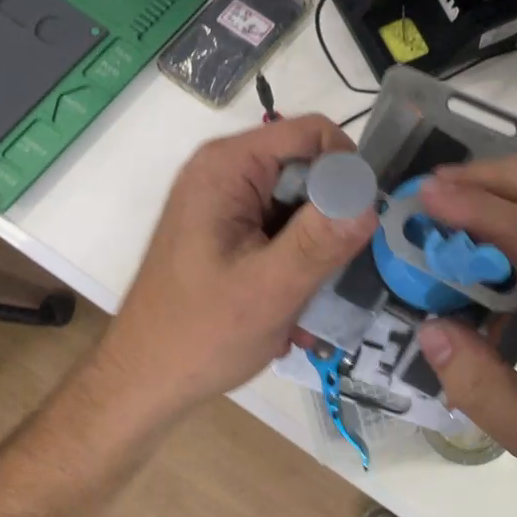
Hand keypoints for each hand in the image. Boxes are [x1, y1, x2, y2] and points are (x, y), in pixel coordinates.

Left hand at [95, 115, 376, 422]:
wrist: (144, 382)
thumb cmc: (199, 335)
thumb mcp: (270, 289)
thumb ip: (320, 241)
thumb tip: (371, 201)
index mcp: (228, 168)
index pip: (314, 134)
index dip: (347, 172)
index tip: (358, 227)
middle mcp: (227, 172)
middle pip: (312, 168)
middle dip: (336, 216)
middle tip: (340, 270)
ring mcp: (228, 203)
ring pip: (306, 203)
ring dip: (322, 246)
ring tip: (318, 294)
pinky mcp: (233, 231)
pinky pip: (287, 229)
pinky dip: (303, 261)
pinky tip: (299, 300)